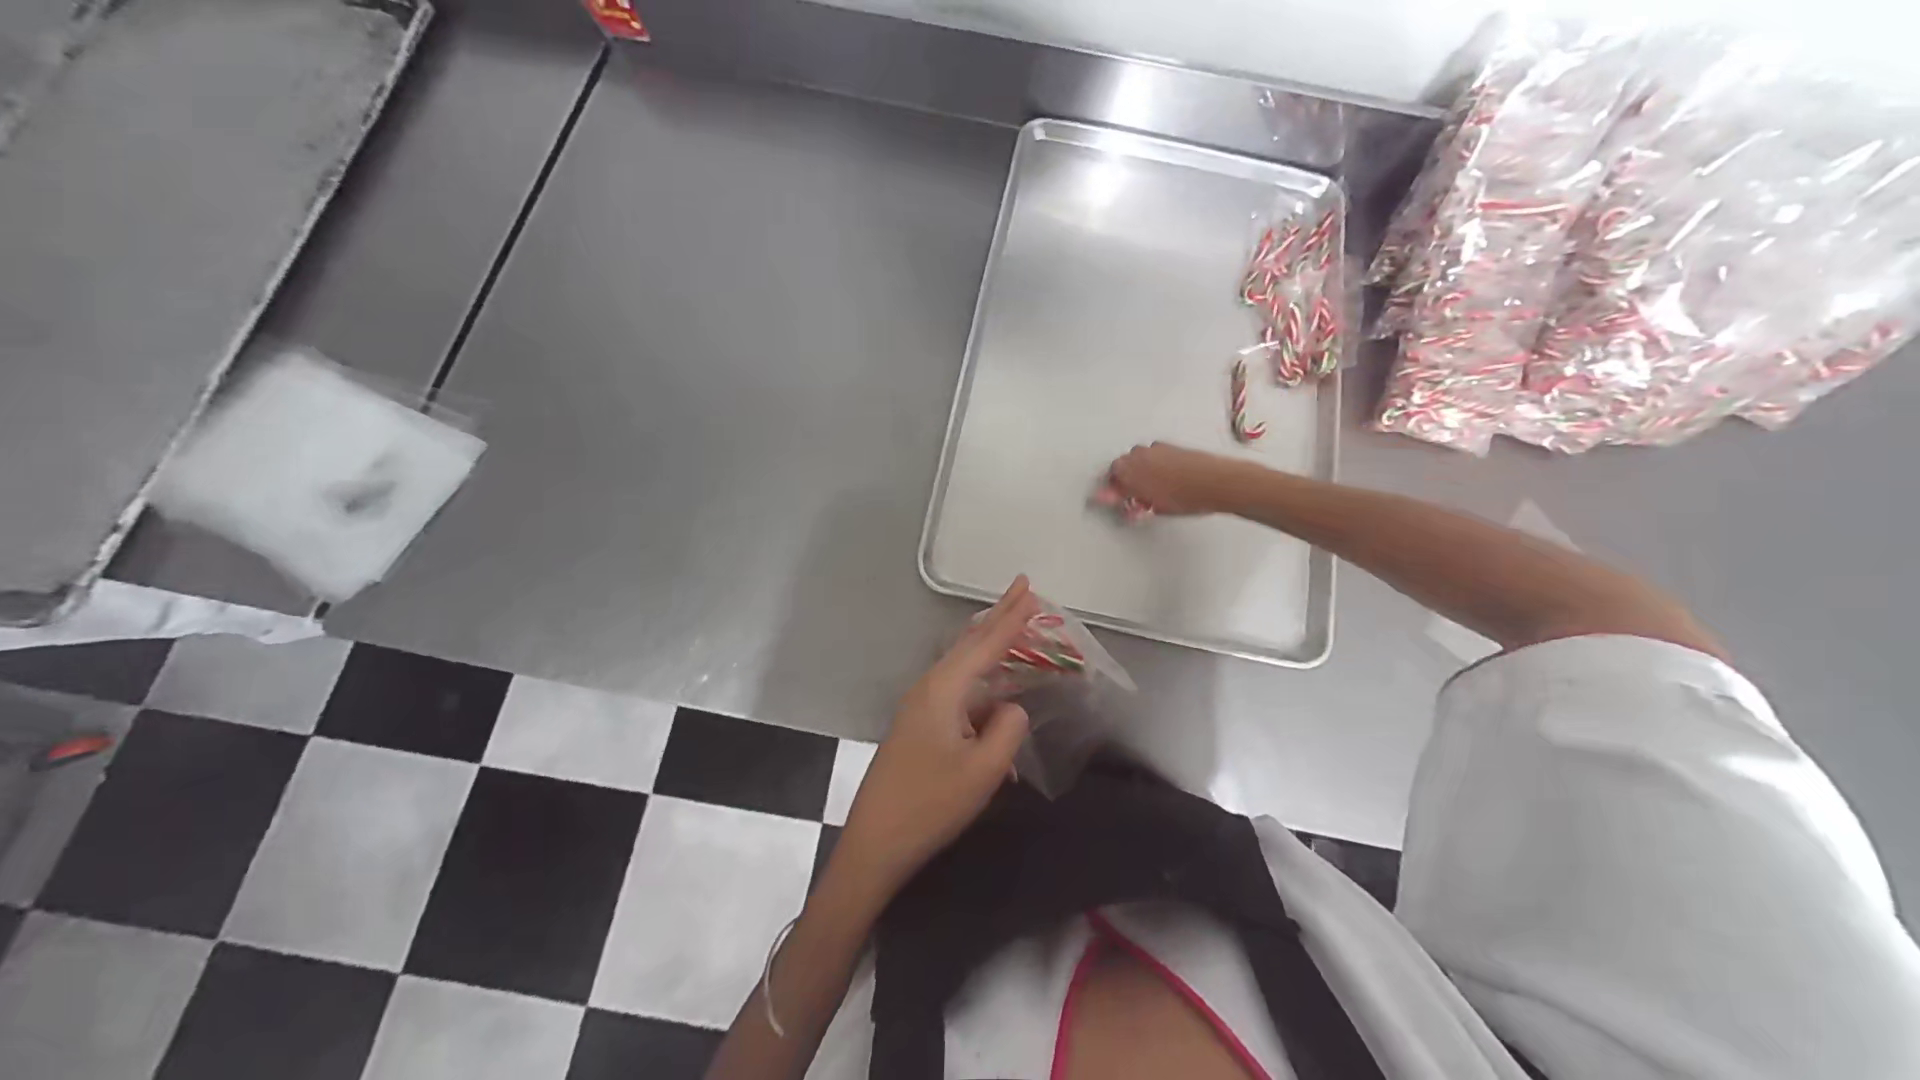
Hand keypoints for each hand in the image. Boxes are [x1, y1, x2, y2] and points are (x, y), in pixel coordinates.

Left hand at [831, 576, 1040, 903]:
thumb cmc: (930, 805)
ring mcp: (921, 708)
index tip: (1030, 589)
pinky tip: (1001, 701)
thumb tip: (1013, 707)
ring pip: (965, 669)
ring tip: (1015, 630)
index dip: (1012, 618)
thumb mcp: (983, 771)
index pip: (986, 644)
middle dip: (999, 617)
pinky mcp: (920, 727)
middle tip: (1022, 588)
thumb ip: (1009, 730)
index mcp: (943, 690)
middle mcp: (929, 689)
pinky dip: (984, 690)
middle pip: (970, 645)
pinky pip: (960, 696)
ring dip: (992, 651)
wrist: (877, 842)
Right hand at [1102, 442, 1255, 516]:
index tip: (1118, 500)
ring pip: (1138, 458)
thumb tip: (1111, 498)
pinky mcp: (1171, 447)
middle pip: (1122, 465)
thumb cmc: (1186, 495)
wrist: (1217, 482)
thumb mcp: (1152, 505)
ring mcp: (1157, 449)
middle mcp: (1140, 455)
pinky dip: (1154, 465)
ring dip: (1139, 471)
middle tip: (1134, 497)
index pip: (1110, 479)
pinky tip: (1165, 480)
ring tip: (1152, 490)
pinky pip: (1154, 454)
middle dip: (1125, 479)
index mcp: (1130, 470)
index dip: (1113, 491)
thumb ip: (1129, 500)